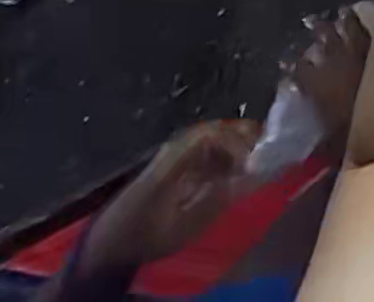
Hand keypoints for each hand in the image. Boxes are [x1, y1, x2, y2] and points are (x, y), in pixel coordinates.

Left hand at [80, 120, 260, 272]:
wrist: (108, 246)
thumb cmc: (145, 236)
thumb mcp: (181, 227)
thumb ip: (216, 200)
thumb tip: (252, 177)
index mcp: (173, 160)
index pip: (209, 134)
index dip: (235, 142)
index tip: (251, 161)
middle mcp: (175, 148)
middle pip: (215, 129)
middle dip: (242, 137)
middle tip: (265, 151)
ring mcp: (175, 153)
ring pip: (213, 136)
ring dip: (236, 145)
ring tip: (255, 161)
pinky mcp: (177, 161)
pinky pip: (207, 148)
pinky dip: (226, 154)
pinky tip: (236, 170)